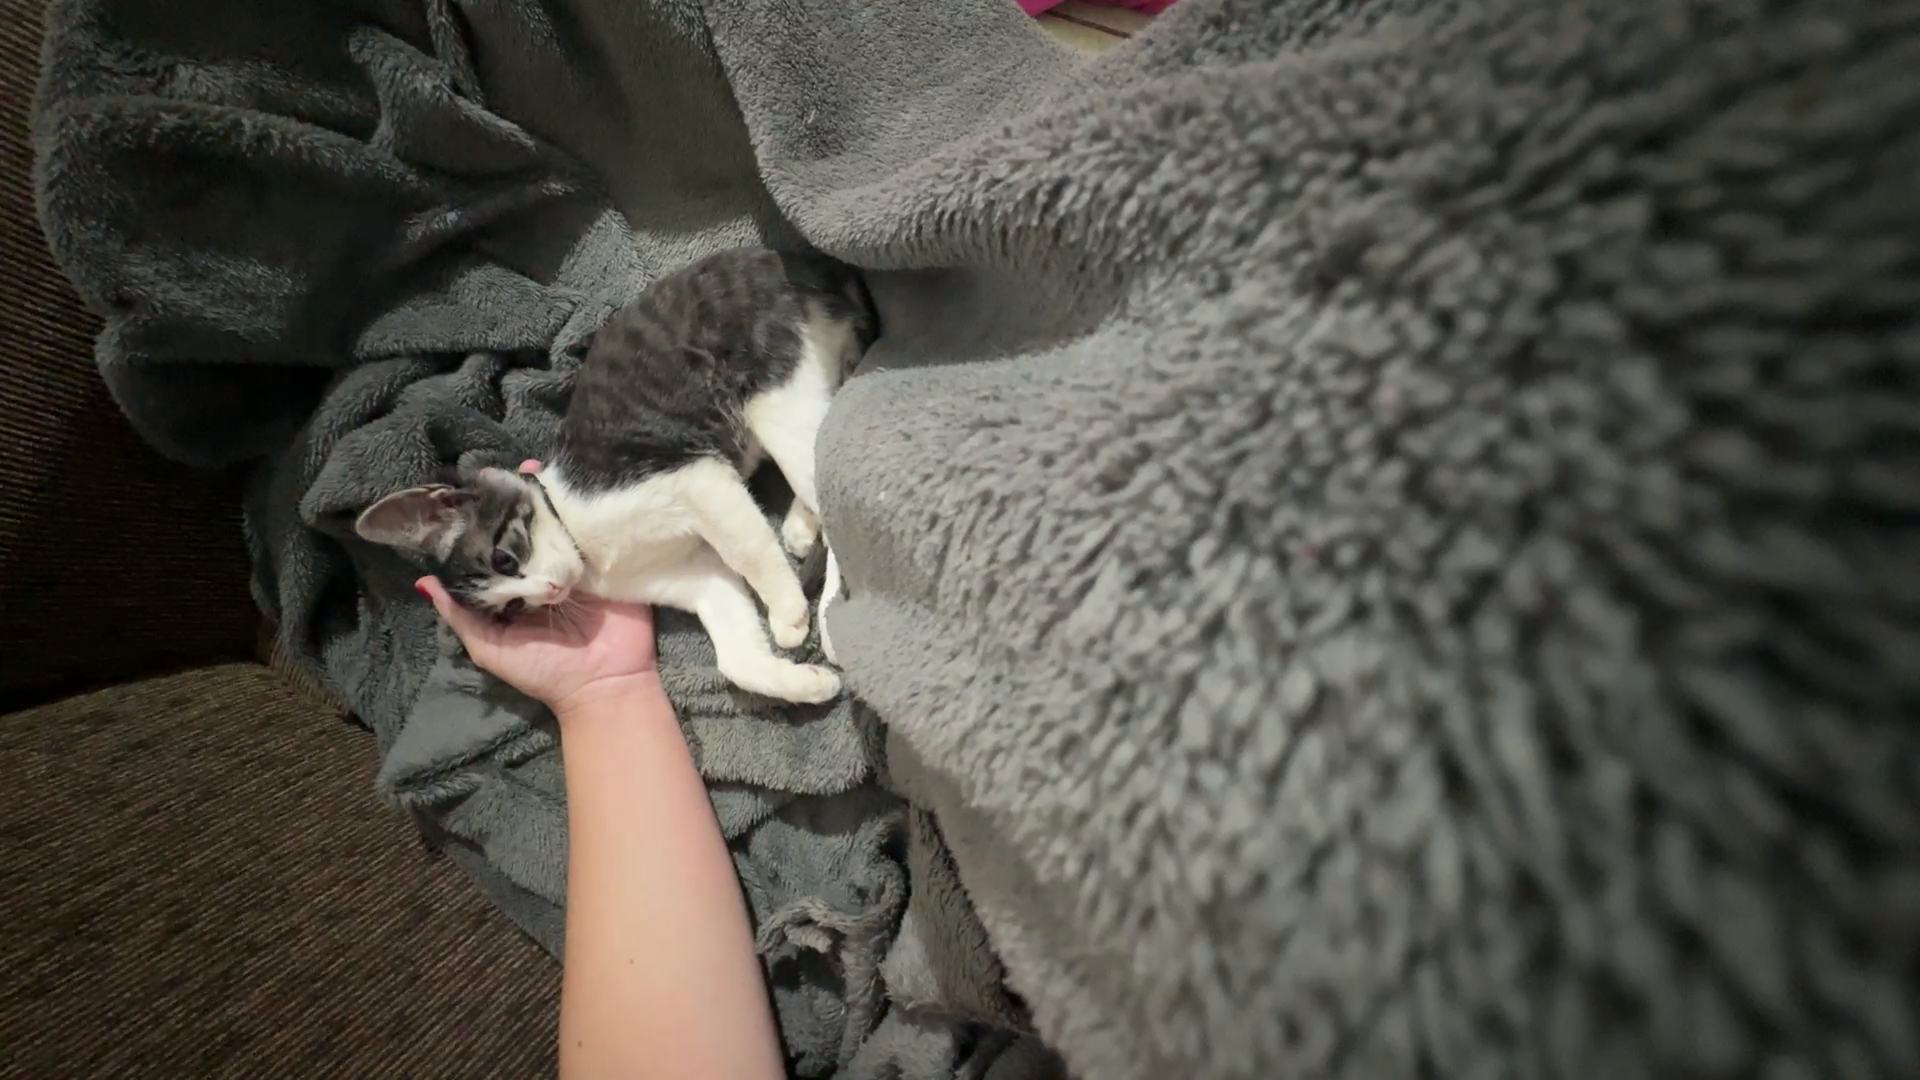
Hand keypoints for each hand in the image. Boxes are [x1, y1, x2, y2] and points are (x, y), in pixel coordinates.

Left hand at [416, 458, 658, 714]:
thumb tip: (424, 581)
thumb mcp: (490, 645)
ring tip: (549, 468)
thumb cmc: (545, 670)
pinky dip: (598, 517)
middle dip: (528, 501)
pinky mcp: (618, 567)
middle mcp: (552, 570)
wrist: (605, 684)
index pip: (503, 545)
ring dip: (561, 500)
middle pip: (536, 529)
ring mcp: (587, 567)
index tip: (482, 489)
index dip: (493, 519)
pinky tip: (590, 492)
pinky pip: (606, 538)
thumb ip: (461, 614)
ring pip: (569, 527)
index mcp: (521, 585)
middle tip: (518, 468)